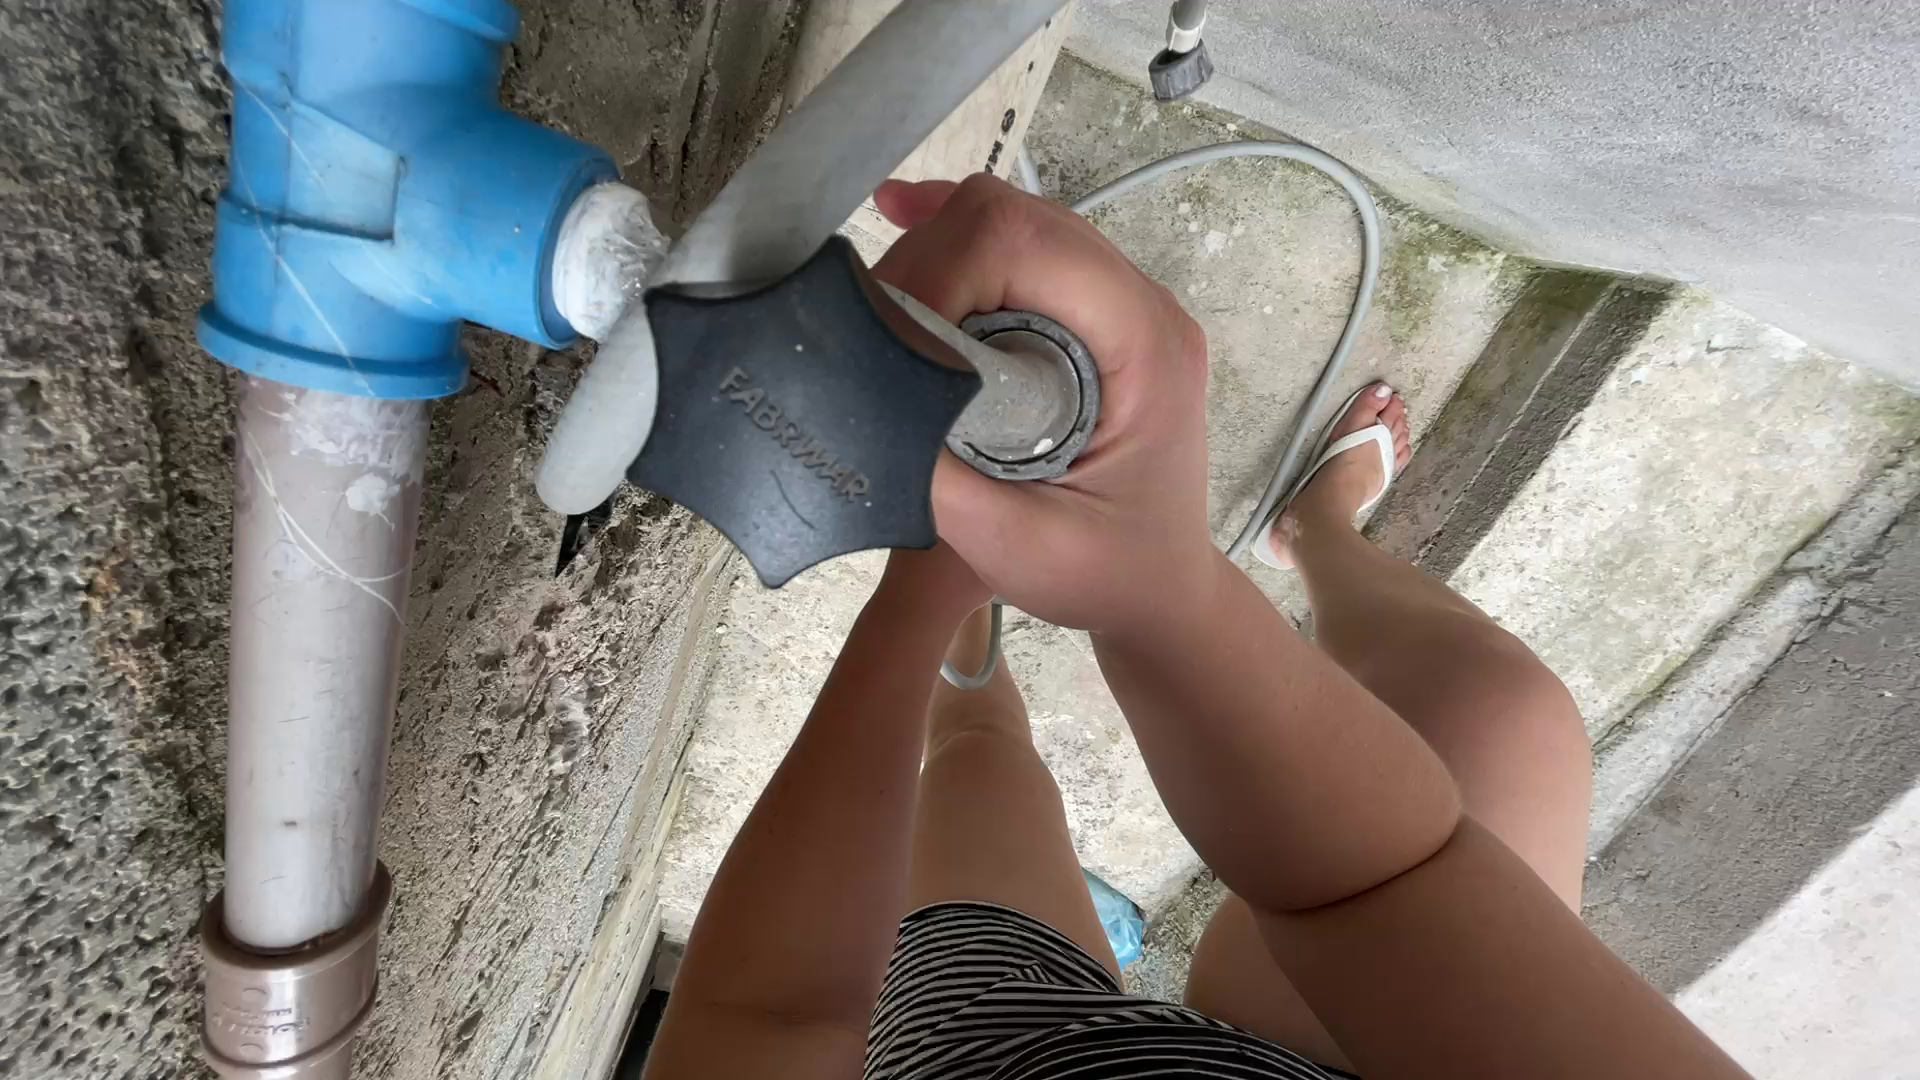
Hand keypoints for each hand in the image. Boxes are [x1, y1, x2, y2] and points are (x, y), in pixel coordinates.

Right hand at [873, 175, 1214, 633]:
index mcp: (1145, 345)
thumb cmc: (1103, 575)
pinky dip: (957, 242)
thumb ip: (938, 472)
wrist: (1152, 588)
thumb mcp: (1017, 544)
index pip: (1025, 243)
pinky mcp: (1091, 321)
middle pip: (1013, 221)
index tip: (881, 335)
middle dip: (927, 263)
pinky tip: (906, 224)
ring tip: (881, 318)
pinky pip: (1018, 253)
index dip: (937, 268)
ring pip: (1010, 229)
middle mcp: (1140, 306)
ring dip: (934, 258)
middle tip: (870, 333)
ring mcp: (1119, 307)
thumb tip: (859, 393)